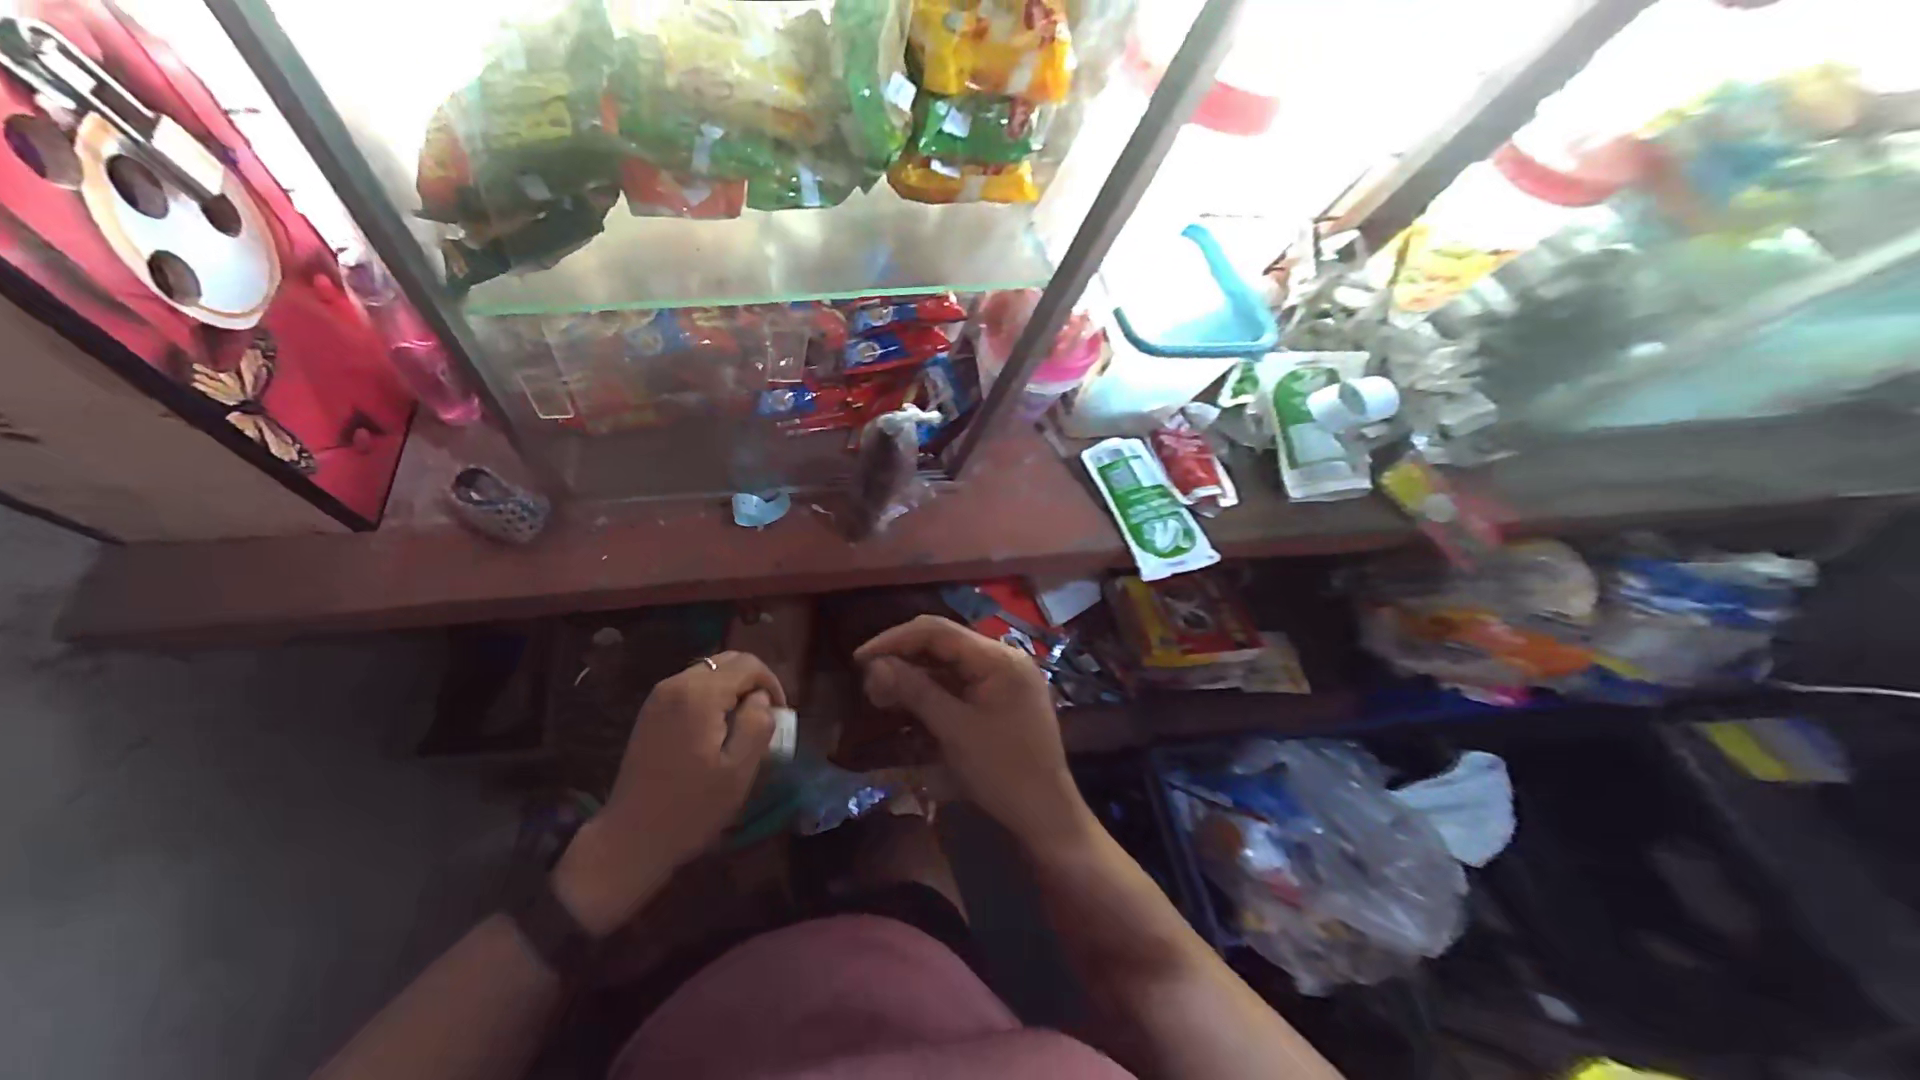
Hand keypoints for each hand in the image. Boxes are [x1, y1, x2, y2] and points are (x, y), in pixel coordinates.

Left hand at [554, 651, 782, 934]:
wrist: (631, 838)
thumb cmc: (692, 807)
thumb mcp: (739, 770)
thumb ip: (757, 724)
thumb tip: (761, 699)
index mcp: (699, 694)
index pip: (748, 664)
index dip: (771, 683)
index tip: (781, 714)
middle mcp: (676, 685)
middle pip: (726, 661)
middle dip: (752, 681)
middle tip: (765, 715)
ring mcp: (658, 697)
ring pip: (708, 672)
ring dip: (732, 689)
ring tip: (743, 723)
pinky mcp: (650, 712)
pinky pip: (690, 687)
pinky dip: (712, 697)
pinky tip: (716, 729)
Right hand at [856, 615, 1091, 854]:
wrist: (1046, 813)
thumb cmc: (1003, 771)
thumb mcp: (954, 730)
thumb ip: (915, 691)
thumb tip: (875, 665)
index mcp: (998, 658)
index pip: (938, 631)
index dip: (894, 639)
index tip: (859, 658)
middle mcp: (1004, 658)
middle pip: (944, 644)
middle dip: (903, 658)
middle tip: (868, 681)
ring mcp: (1005, 678)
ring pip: (950, 664)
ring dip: (915, 675)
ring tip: (881, 693)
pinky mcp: (1002, 697)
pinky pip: (961, 683)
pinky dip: (933, 690)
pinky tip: (908, 701)